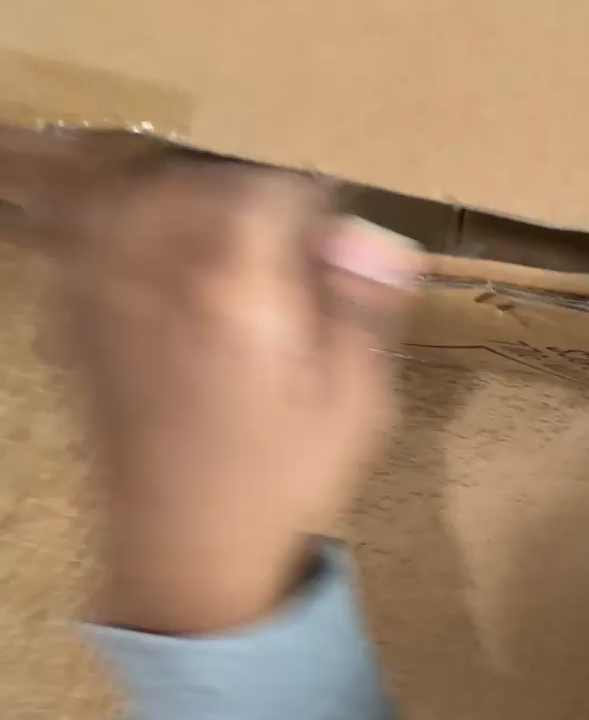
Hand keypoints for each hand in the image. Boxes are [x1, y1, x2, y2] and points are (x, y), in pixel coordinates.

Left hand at [47, 153, 419, 632]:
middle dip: (255, 187)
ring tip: (243, 225)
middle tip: (303, 218)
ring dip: (194, 194)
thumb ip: (363, 312)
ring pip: (134, 194)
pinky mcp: (78, 314)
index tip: (345, 206)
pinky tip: (178, 248)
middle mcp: (154, 276)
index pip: (267, 192)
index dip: (312, 189)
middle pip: (196, 182)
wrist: (187, 536)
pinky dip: (140, 218)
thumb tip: (380, 239)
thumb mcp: (359, 400)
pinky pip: (95, 230)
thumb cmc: (289, 472)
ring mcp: (102, 292)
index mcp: (236, 296)